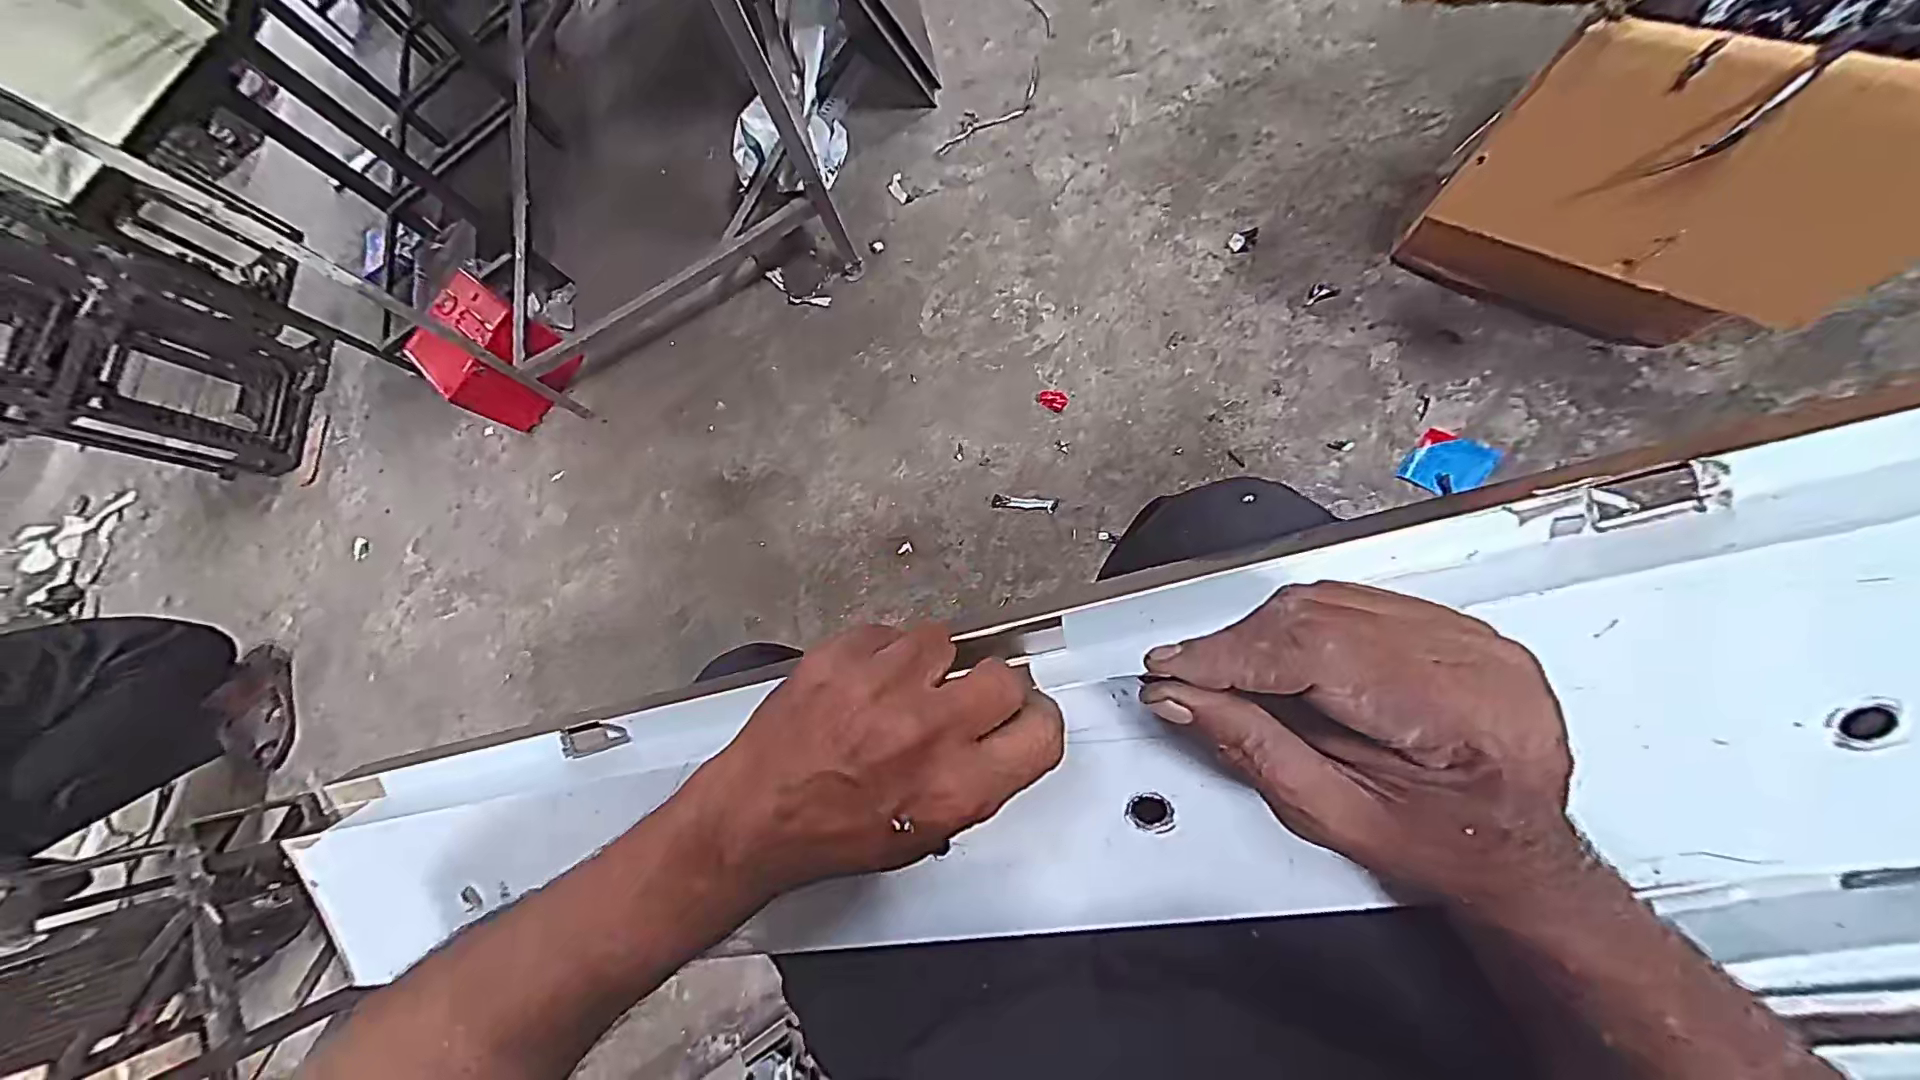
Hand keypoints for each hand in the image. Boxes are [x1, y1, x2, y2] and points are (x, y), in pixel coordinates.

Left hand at [679, 623, 1064, 901]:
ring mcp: (882, 687)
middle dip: (992, 685)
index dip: (1037, 719)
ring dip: (930, 664)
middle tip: (964, 696)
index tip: (1024, 712)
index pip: (1040, 732)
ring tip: (899, 690)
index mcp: (955, 787)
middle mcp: (926, 732)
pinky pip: (890, 632)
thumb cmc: (830, 832)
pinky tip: (864, 682)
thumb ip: (978, 781)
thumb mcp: (925, 833)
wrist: (754, 814)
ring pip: (945, 641)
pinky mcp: (843, 656)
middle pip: (1006, 676)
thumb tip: (1006, 738)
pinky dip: (882, 653)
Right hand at [1139, 581, 1584, 907]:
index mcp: (1462, 715)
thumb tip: (1184, 698)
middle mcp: (1472, 660)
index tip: (1175, 667)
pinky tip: (1272, 656)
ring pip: (1322, 600)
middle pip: (1315, 617)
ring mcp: (1463, 634)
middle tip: (1189, 675)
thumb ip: (1251, 746)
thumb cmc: (1444, 848)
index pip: (1316, 651)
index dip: (1230, 654)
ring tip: (1228, 672)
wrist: (1508, 849)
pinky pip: (1343, 600)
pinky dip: (1290, 625)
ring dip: (1258, 633)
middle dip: (1236, 644)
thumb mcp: (1332, 813)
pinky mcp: (1442, 624)